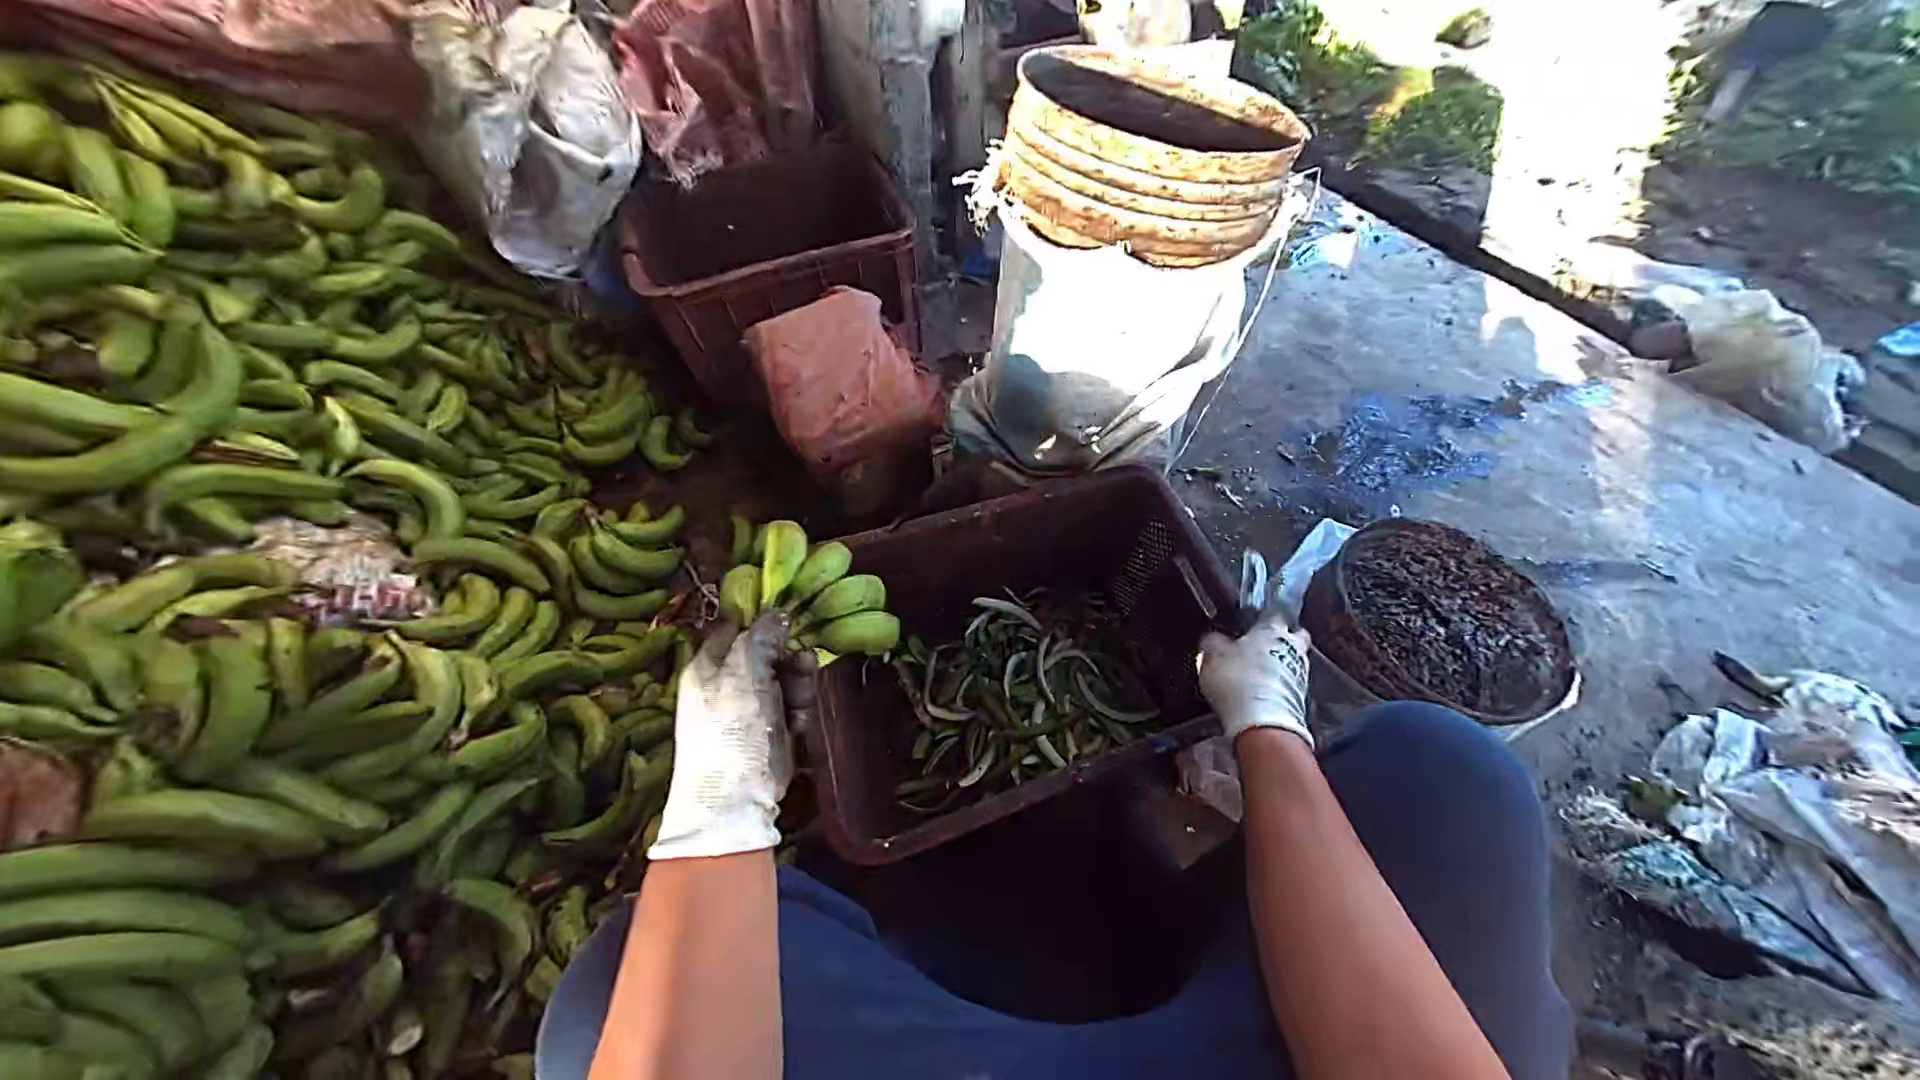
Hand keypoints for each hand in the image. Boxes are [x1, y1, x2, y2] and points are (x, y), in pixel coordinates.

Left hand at [648, 611, 793, 860]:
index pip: (734, 627)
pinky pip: (794, 706)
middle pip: (767, 652)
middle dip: (789, 656)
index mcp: (709, 665)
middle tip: (804, 659)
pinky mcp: (773, 729)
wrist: (735, 795)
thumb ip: (762, 637)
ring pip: (787, 678)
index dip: (760, 619)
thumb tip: (780, 613)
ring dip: (799, 684)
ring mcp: (752, 707)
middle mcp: (729, 682)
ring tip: (800, 699)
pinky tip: (797, 724)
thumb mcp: (743, 670)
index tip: (788, 614)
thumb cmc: (730, 726)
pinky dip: (800, 712)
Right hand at [1197, 613, 1312, 746]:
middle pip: (1294, 635)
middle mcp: (1291, 648)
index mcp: (1272, 630)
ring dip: (1279, 662)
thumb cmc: (1239, 681)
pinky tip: (1261, 691)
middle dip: (1282, 636)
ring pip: (1293, 659)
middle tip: (1263, 641)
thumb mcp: (1212, 655)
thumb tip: (1214, 639)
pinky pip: (1289, 683)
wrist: (1263, 725)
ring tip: (1258, 670)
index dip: (1265, 613)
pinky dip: (1277, 684)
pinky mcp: (1300, 699)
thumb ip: (1214, 642)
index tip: (1256, 615)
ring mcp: (1299, 674)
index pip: (1275, 612)